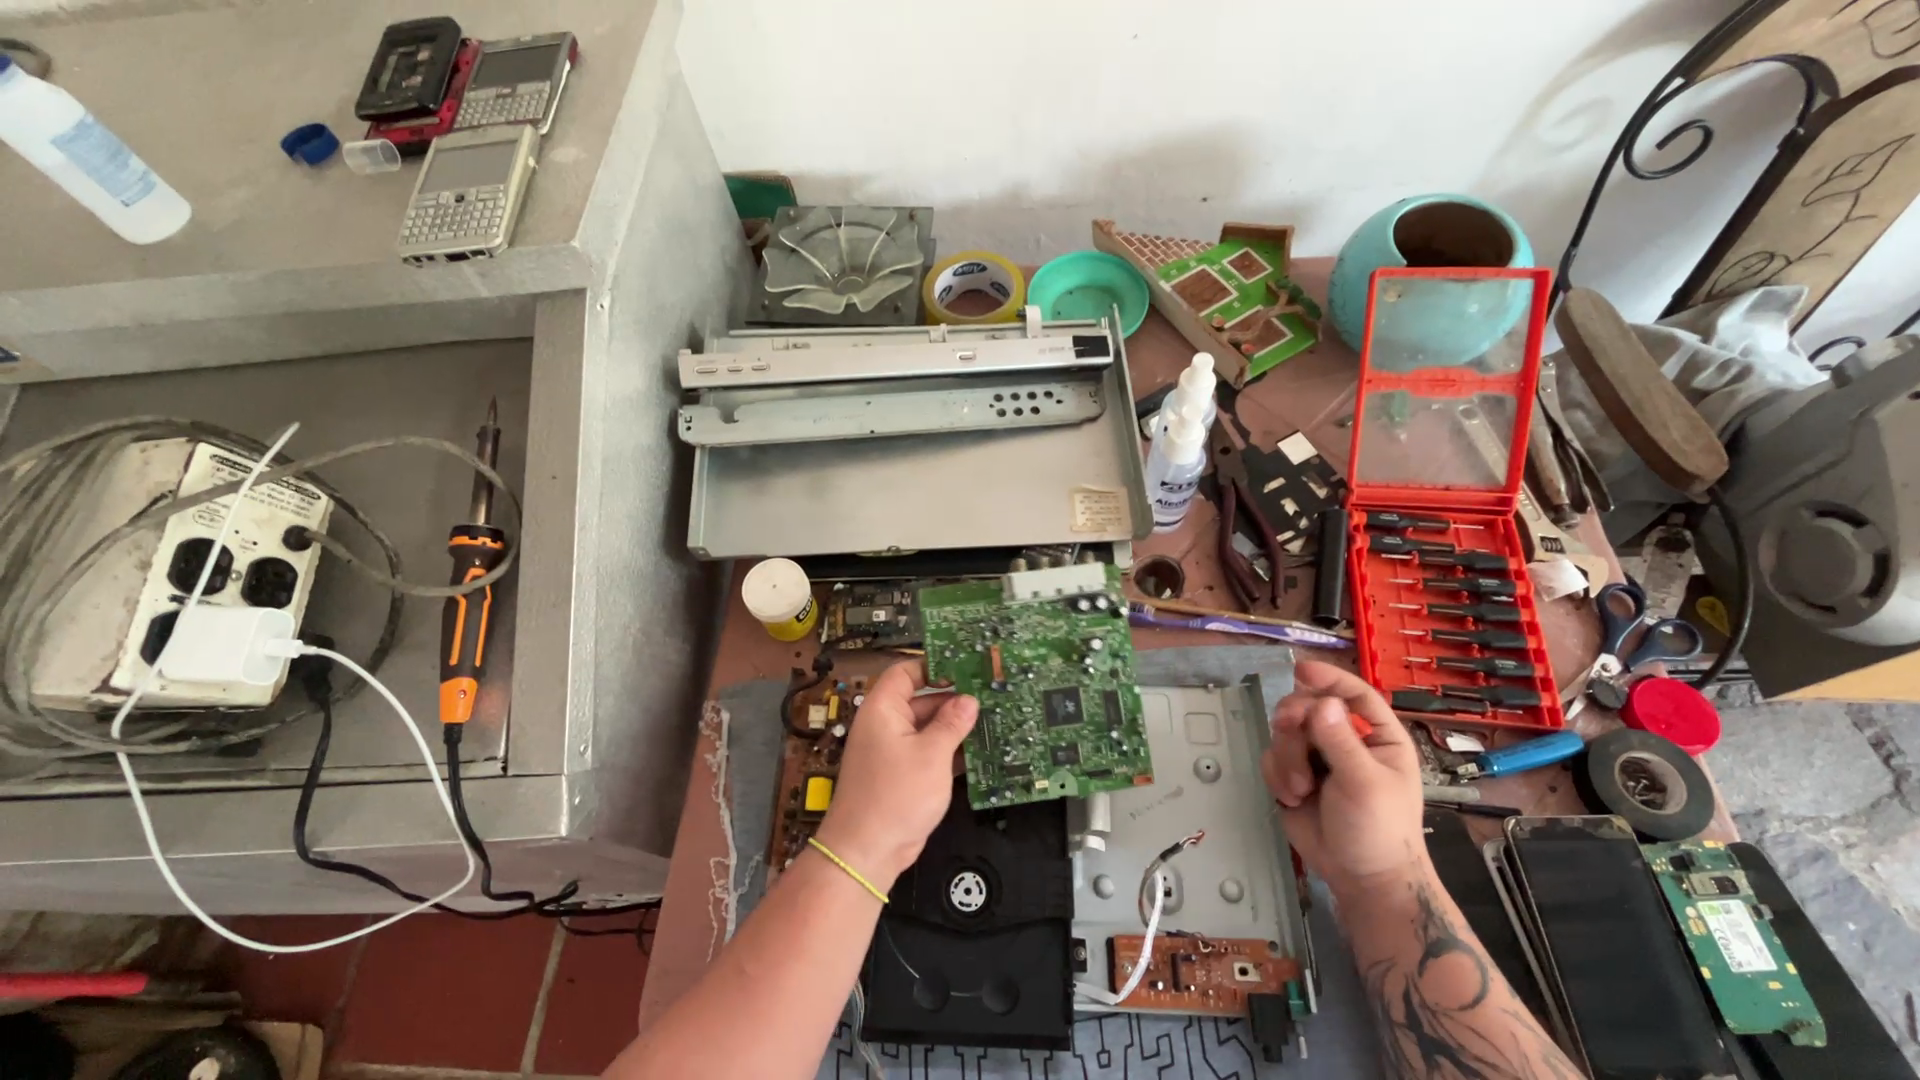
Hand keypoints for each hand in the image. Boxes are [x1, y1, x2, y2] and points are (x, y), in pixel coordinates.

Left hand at [813, 660, 977, 886]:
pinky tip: (979, 751)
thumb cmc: (895, 795)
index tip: (966, 666)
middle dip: (953, 699)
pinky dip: (950, 750)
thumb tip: (969, 700)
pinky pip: (929, 752)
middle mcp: (885, 725)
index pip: (905, 672)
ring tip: (992, 720)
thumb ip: (952, 724)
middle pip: (921, 700)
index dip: (933, 666)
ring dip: (955, 726)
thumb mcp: (931, 754)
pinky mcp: (903, 775)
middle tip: (989, 695)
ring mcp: (894, 751)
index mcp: (883, 709)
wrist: (867, 851)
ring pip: (928, 728)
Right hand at [1260, 660, 1429, 899]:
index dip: (1329, 679)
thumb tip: (1321, 702)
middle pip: (1308, 708)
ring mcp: (1317, 759)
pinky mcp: (1293, 777)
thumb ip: (1340, 742)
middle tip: (1286, 729)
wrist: (1361, 879)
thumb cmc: (1378, 829)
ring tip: (1300, 789)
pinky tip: (1291, 797)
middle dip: (1294, 722)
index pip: (1354, 694)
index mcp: (1377, 737)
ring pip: (1285, 732)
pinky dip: (1276, 775)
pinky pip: (1272, 757)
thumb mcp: (1363, 783)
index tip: (1300, 670)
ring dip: (1286, 757)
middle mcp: (1345, 741)